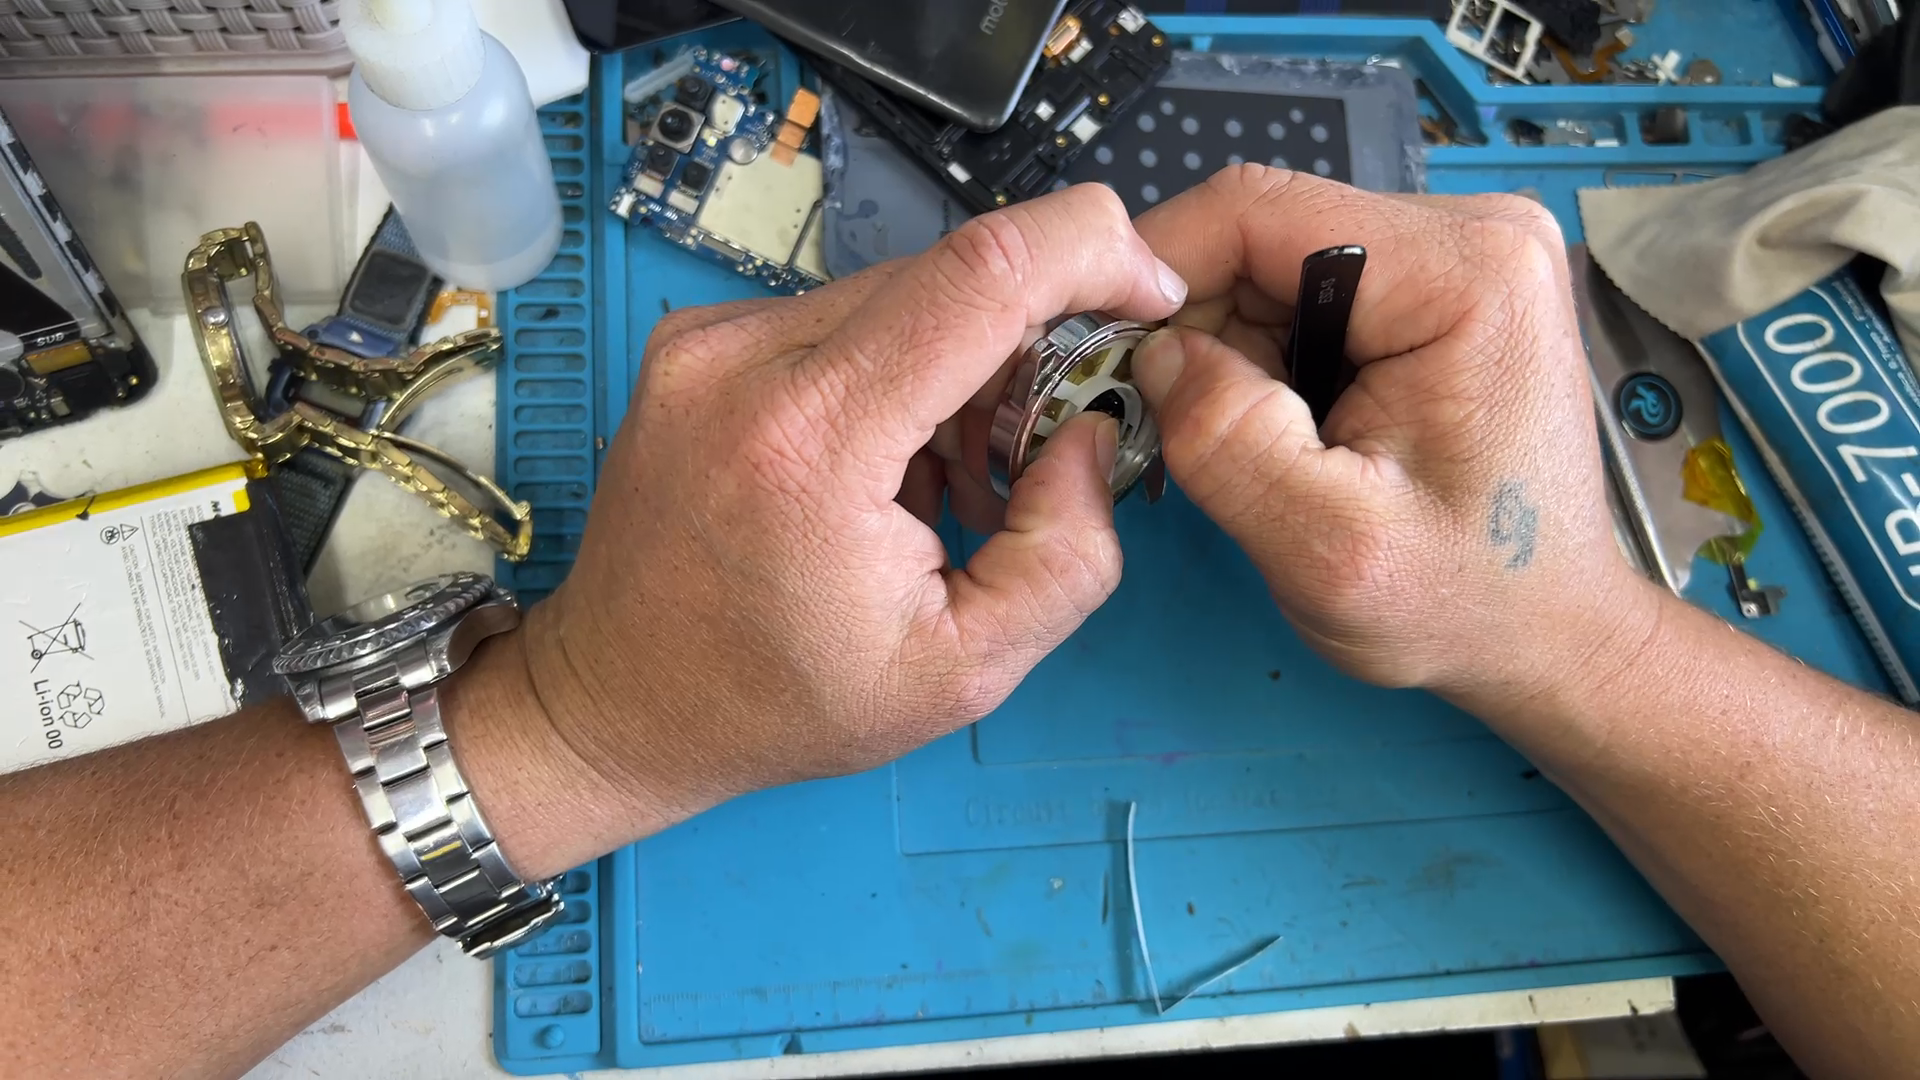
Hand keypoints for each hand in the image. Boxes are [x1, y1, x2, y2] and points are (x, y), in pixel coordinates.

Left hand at [512, 185, 1187, 831]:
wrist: (620, 702)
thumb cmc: (783, 702)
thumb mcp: (963, 671)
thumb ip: (1069, 555)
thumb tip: (1089, 433)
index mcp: (812, 439)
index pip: (984, 270)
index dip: (1094, 251)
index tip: (1145, 294)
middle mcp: (744, 357)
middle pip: (951, 280)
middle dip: (1032, 344)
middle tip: (1039, 447)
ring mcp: (710, 340)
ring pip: (902, 298)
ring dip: (963, 368)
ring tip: (953, 478)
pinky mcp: (701, 345)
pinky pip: (845, 323)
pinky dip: (902, 375)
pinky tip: (893, 463)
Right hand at [1129, 166, 1652, 695]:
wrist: (1542, 634)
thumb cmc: (1456, 603)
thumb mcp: (1326, 544)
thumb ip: (1228, 441)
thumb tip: (1153, 355)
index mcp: (1457, 271)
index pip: (1254, 211)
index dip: (1151, 272)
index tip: (1097, 355)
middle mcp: (1458, 238)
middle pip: (1253, 243)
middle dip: (1183, 332)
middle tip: (1158, 428)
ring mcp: (1440, 267)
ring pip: (1260, 279)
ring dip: (1211, 360)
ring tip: (1219, 449)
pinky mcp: (1417, 306)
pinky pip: (1287, 312)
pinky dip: (1243, 372)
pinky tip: (1257, 438)